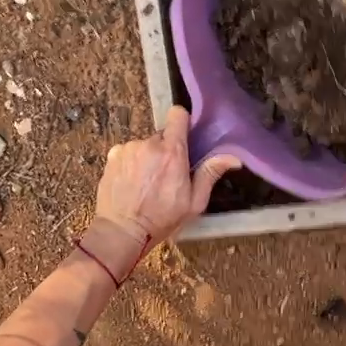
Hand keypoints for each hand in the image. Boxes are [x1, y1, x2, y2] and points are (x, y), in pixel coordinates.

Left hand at [90, 107, 240, 264]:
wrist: (122, 231)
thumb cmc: (160, 220)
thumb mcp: (193, 203)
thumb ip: (210, 174)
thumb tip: (233, 157)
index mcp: (172, 152)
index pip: (178, 115)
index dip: (182, 124)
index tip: (184, 139)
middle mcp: (149, 144)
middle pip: (161, 136)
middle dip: (166, 150)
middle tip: (166, 175)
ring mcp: (128, 148)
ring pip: (143, 146)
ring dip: (147, 158)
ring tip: (146, 184)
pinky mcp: (112, 156)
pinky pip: (127, 153)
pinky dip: (130, 164)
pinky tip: (131, 184)